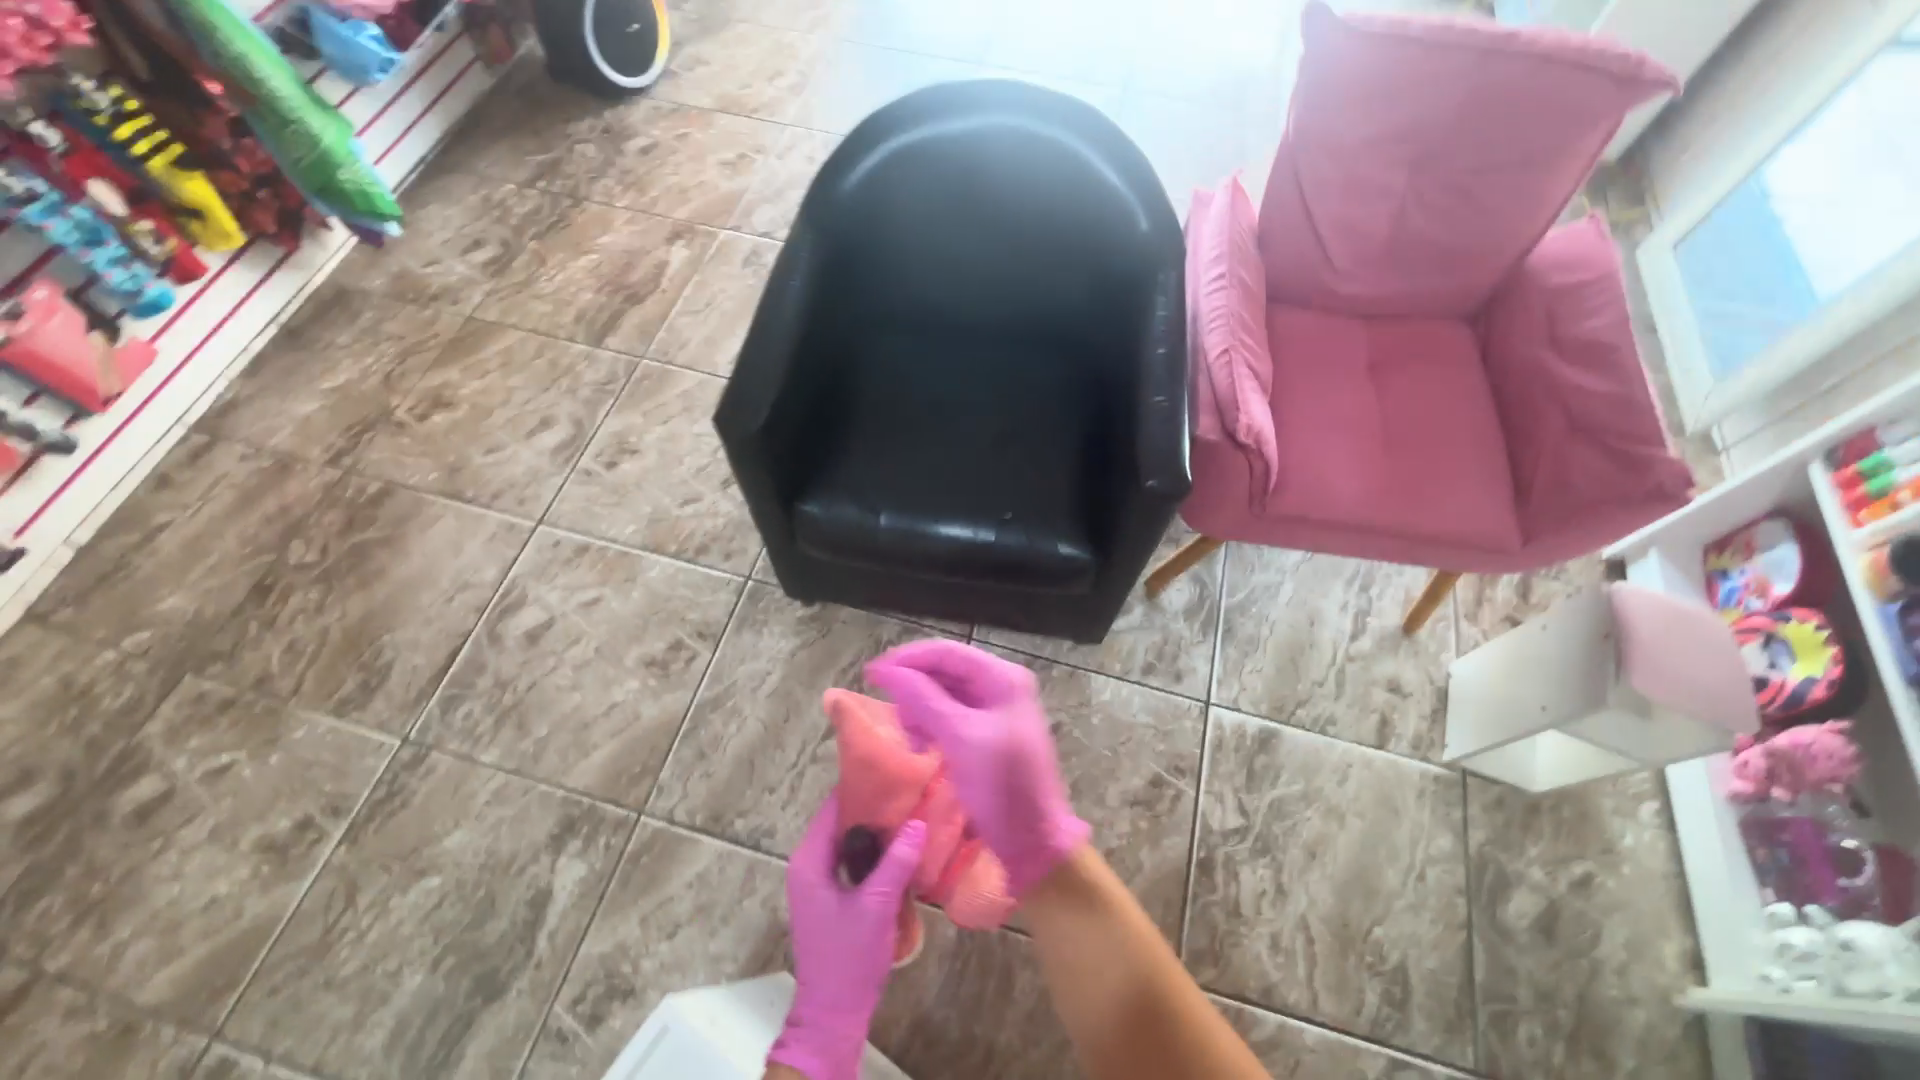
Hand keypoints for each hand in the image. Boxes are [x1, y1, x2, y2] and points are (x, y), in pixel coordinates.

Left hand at [770, 794, 926, 1079]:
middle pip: (844, 821)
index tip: (898, 771)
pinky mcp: (835, 896)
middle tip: (914, 790)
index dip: (864, 786)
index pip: (835, 806)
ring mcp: (822, 881)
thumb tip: (919, 822)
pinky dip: (878, 853)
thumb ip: (896, 863)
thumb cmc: (848, 957)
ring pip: (852, 842)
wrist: (834, 1011)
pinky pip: (856, 862)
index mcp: (809, 860)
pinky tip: (906, 849)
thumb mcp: (876, 907)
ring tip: (915, 813)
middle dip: (877, 807)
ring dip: (879, 831)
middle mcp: (810, 863)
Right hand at [865, 640, 1089, 896]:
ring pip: (944, 693)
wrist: (1032, 842)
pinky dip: (931, 724)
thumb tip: (886, 671)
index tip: (871, 674)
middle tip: (889, 711)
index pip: (946, 652)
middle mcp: (1001, 686)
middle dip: (913, 687)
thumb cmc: (1001, 787)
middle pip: (945, 670)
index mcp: (1003, 679)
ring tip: (908, 735)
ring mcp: (996, 711)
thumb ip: (923, 699)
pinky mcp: (987, 734)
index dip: (906, 659)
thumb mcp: (959, 738)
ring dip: (920, 708)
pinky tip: (920, 743)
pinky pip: (950, 716)